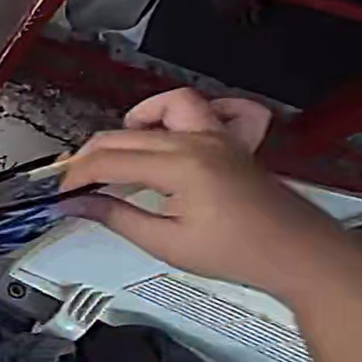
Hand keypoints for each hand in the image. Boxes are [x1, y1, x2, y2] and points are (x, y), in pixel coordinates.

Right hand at [61, 89, 361, 299]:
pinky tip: (177, 132)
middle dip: (91, 157)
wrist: (300, 256)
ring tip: (123, 149)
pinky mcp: (234, 143)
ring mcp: (220, 138)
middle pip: (124, 135)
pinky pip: (217, 108)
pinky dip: (194, 113)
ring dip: (138, 122)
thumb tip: (77, 204)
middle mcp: (199, 142)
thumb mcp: (164, 243)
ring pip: (168, 105)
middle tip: (77, 183)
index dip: (75, 177)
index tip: (61, 193)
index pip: (107, 162)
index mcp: (180, 167)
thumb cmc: (242, 253)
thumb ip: (114, 217)